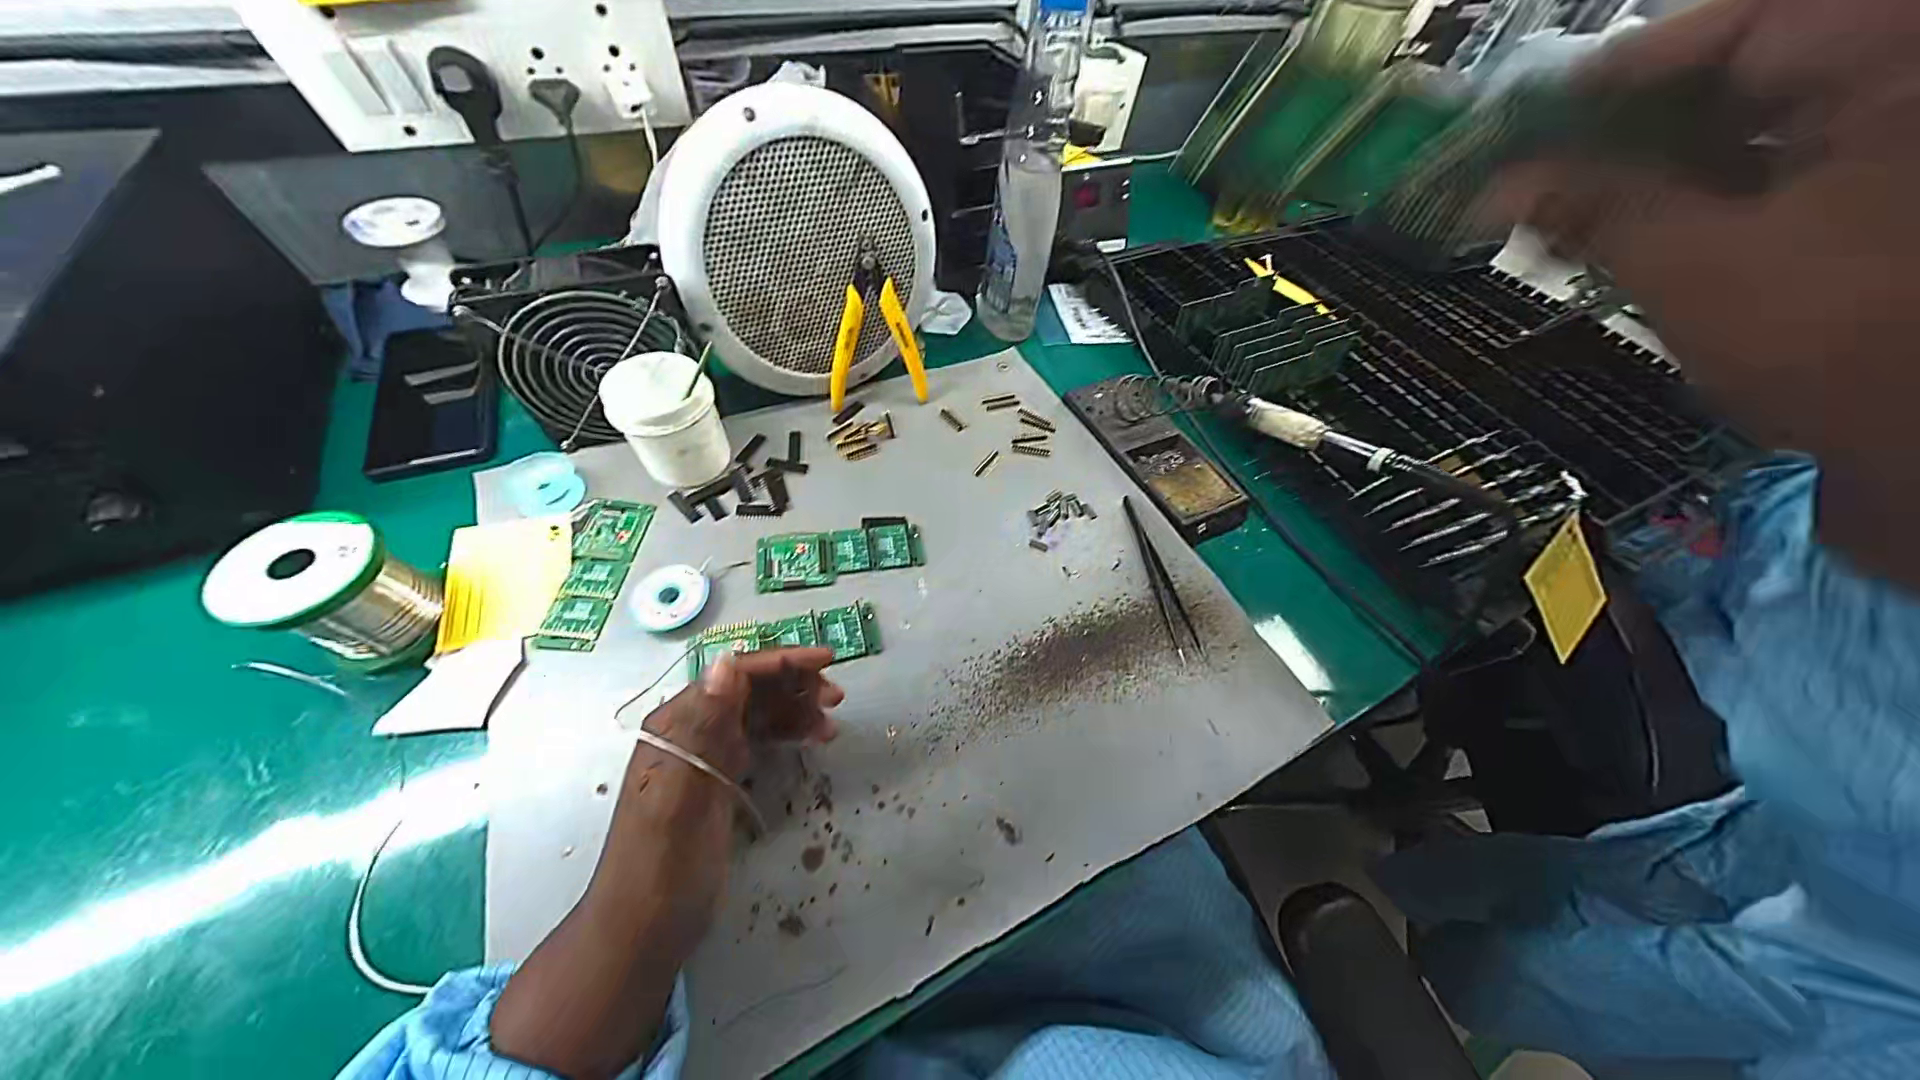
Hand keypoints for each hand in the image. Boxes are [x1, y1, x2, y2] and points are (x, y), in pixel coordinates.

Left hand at [491, 647, 841, 1079]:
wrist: (642, 931)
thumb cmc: (659, 864)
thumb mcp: (680, 794)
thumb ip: (703, 726)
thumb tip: (728, 662)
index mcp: (676, 723)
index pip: (734, 674)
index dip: (782, 662)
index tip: (827, 661)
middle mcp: (692, 729)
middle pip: (750, 689)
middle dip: (795, 684)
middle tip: (836, 698)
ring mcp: (707, 754)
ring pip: (759, 713)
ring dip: (796, 709)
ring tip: (830, 725)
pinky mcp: (720, 778)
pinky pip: (760, 738)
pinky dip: (788, 732)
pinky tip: (812, 739)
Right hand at [1487, 0, 1919, 584]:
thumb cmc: (1839, 340)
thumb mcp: (1697, 268)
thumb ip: (1595, 212)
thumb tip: (1492, 190)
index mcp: (1897, 60)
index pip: (1740, 23)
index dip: (1620, 72)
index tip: (1525, 122)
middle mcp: (1899, 79)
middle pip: (1734, 70)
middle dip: (1617, 126)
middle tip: (1525, 172)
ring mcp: (1886, 137)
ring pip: (1737, 123)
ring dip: (1635, 167)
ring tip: (1550, 209)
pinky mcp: (1864, 189)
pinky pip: (1754, 166)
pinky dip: (1675, 194)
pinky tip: (1604, 227)